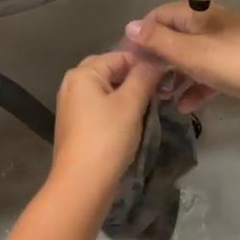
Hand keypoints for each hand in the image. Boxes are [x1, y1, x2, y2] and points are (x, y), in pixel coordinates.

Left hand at [50, 52, 160, 194]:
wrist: (82, 183)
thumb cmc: (107, 138)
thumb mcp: (130, 104)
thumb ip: (144, 77)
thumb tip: (156, 60)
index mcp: (82, 73)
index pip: (119, 56)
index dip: (144, 63)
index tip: (168, 74)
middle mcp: (72, 84)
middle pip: (110, 71)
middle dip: (135, 78)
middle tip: (160, 89)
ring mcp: (71, 105)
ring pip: (105, 90)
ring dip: (127, 94)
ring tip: (150, 103)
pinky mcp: (75, 124)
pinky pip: (99, 106)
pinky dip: (116, 108)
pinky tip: (132, 119)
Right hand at [123, 2, 239, 110]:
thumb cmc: (231, 63)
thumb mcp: (189, 52)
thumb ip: (157, 40)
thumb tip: (129, 26)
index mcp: (200, 14)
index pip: (161, 15)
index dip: (142, 33)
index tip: (129, 55)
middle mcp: (212, 25)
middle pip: (176, 37)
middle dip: (157, 58)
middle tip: (142, 79)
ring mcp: (226, 46)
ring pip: (191, 58)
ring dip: (174, 76)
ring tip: (161, 96)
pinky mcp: (237, 66)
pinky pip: (208, 73)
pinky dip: (195, 87)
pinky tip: (186, 107)